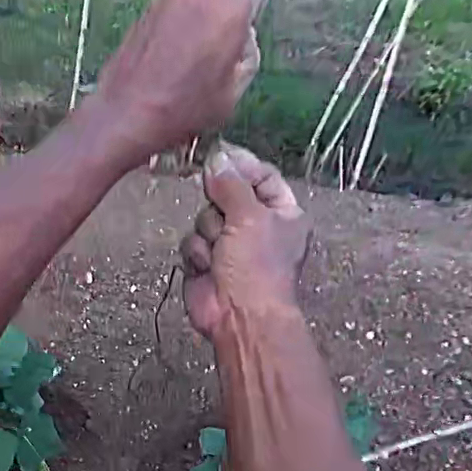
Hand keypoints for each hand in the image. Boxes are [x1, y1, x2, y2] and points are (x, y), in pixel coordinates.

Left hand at [90, 0, 270, 156]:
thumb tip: (243, 39)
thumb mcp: (230, 96)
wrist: (126, 116)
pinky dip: (181, 12)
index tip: (251, 13)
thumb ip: (248, 57)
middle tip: (230, 13)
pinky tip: (173, 48)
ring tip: (198, 39)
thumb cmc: (182, 112)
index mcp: (231, 4)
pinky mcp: (147, 8)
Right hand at [181, 143, 311, 341]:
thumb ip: (231, 184)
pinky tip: (206, 269)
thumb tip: (215, 159)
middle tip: (226, 225)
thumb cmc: (257, 266)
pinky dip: (196, 255)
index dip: (240, 165)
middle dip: (219, 209)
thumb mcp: (250, 216)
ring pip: (202, 220)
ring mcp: (227, 247)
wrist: (239, 316)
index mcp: (281, 212)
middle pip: (224, 196)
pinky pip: (190, 243)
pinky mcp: (203, 263)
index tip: (219, 154)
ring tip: (218, 256)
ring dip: (207, 236)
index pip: (260, 176)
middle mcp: (254, 227)